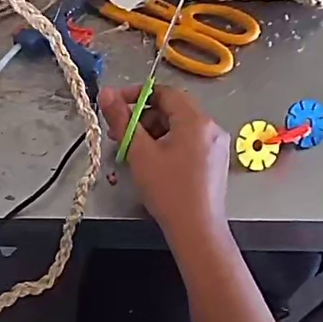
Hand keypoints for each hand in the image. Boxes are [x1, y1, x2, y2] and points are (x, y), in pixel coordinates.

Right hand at [99, 84, 230, 235]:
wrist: (196, 229)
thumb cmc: (169, 191)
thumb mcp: (139, 152)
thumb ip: (121, 119)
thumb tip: (107, 93)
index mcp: (196, 121)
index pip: (164, 92)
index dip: (137, 95)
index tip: (117, 105)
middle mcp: (211, 128)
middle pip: (171, 110)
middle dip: (143, 118)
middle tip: (121, 134)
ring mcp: (215, 146)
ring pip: (178, 127)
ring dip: (153, 133)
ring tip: (134, 152)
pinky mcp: (214, 161)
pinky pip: (187, 142)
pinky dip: (167, 145)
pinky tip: (152, 162)